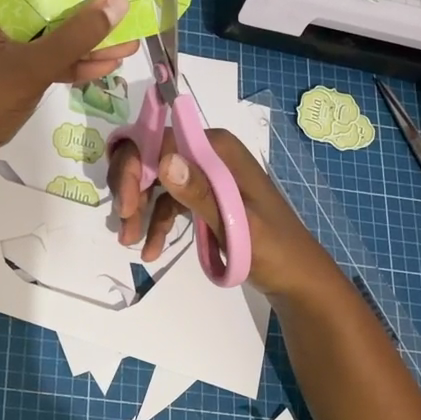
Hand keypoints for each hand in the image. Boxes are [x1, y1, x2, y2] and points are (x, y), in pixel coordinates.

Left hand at [0, 0, 136, 181]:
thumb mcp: (31, 68)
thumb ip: (75, 36)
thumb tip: (118, 2)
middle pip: (38, 8)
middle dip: (83, 15)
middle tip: (124, 9)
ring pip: (42, 38)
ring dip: (81, 44)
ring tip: (128, 42)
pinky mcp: (1, 75)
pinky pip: (37, 61)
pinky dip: (66, 65)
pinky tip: (105, 64)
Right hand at [109, 128, 344, 299]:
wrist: (297, 279)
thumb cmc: (274, 250)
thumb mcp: (236, 224)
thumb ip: (200, 194)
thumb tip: (164, 161)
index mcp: (218, 150)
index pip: (160, 140)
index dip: (134, 166)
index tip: (125, 204)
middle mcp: (209, 154)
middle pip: (151, 156)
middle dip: (131, 186)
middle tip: (124, 221)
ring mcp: (205, 175)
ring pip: (154, 180)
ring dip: (137, 208)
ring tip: (128, 240)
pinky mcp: (203, 197)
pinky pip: (166, 202)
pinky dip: (153, 223)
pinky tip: (148, 250)